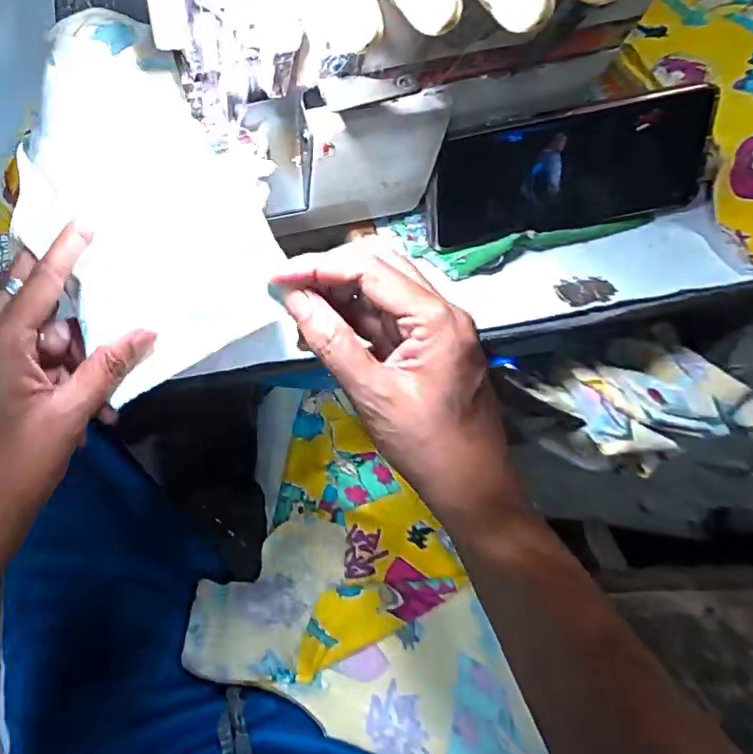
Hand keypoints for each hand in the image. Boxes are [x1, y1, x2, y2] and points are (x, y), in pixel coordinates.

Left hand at [0, 222, 155, 596]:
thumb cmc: (17, 467)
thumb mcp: (69, 415)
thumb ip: (106, 367)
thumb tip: (147, 331)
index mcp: (2, 340)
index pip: (39, 279)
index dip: (65, 248)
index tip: (85, 219)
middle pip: (41, 307)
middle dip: (77, 318)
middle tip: (109, 314)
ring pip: (43, 342)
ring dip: (76, 363)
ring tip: (105, 402)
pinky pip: (34, 367)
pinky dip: (62, 381)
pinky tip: (90, 412)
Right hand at [272, 239, 511, 512]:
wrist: (473, 488)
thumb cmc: (429, 446)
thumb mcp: (372, 393)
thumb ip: (331, 341)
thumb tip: (295, 299)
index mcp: (436, 319)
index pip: (369, 270)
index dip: (318, 267)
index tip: (279, 278)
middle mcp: (439, 311)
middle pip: (377, 265)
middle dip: (327, 271)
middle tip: (287, 288)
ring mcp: (432, 326)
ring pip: (377, 286)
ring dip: (335, 291)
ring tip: (298, 308)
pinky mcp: (421, 342)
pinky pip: (379, 313)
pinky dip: (346, 314)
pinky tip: (319, 327)